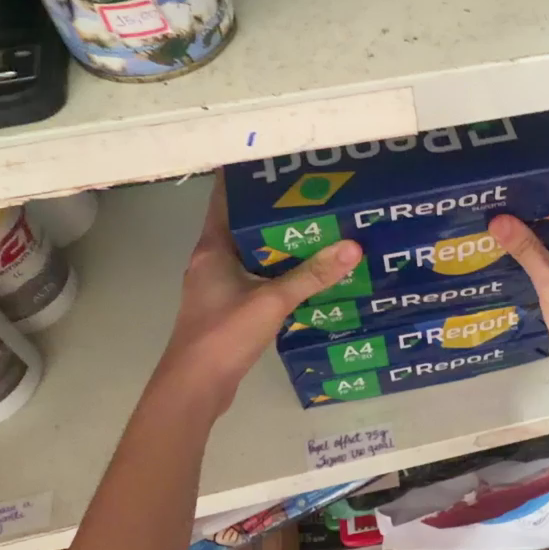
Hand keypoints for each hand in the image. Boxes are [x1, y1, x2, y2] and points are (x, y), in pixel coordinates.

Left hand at [160, 177, 361, 400]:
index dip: (246, 178)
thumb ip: (312, 275)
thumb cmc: (223, 335)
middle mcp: (212, 262)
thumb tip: (352, 246)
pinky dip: (280, 272)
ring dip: (280, 243)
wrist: (195, 388)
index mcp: (212, 249)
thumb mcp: (272, 301)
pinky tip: (308, 273)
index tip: (277, 161)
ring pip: (253, 254)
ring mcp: (218, 287)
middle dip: (276, 210)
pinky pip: (258, 278)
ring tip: (319, 228)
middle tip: (314, 193)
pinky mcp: (229, 309)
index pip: (225, 200)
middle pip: (244, 225)